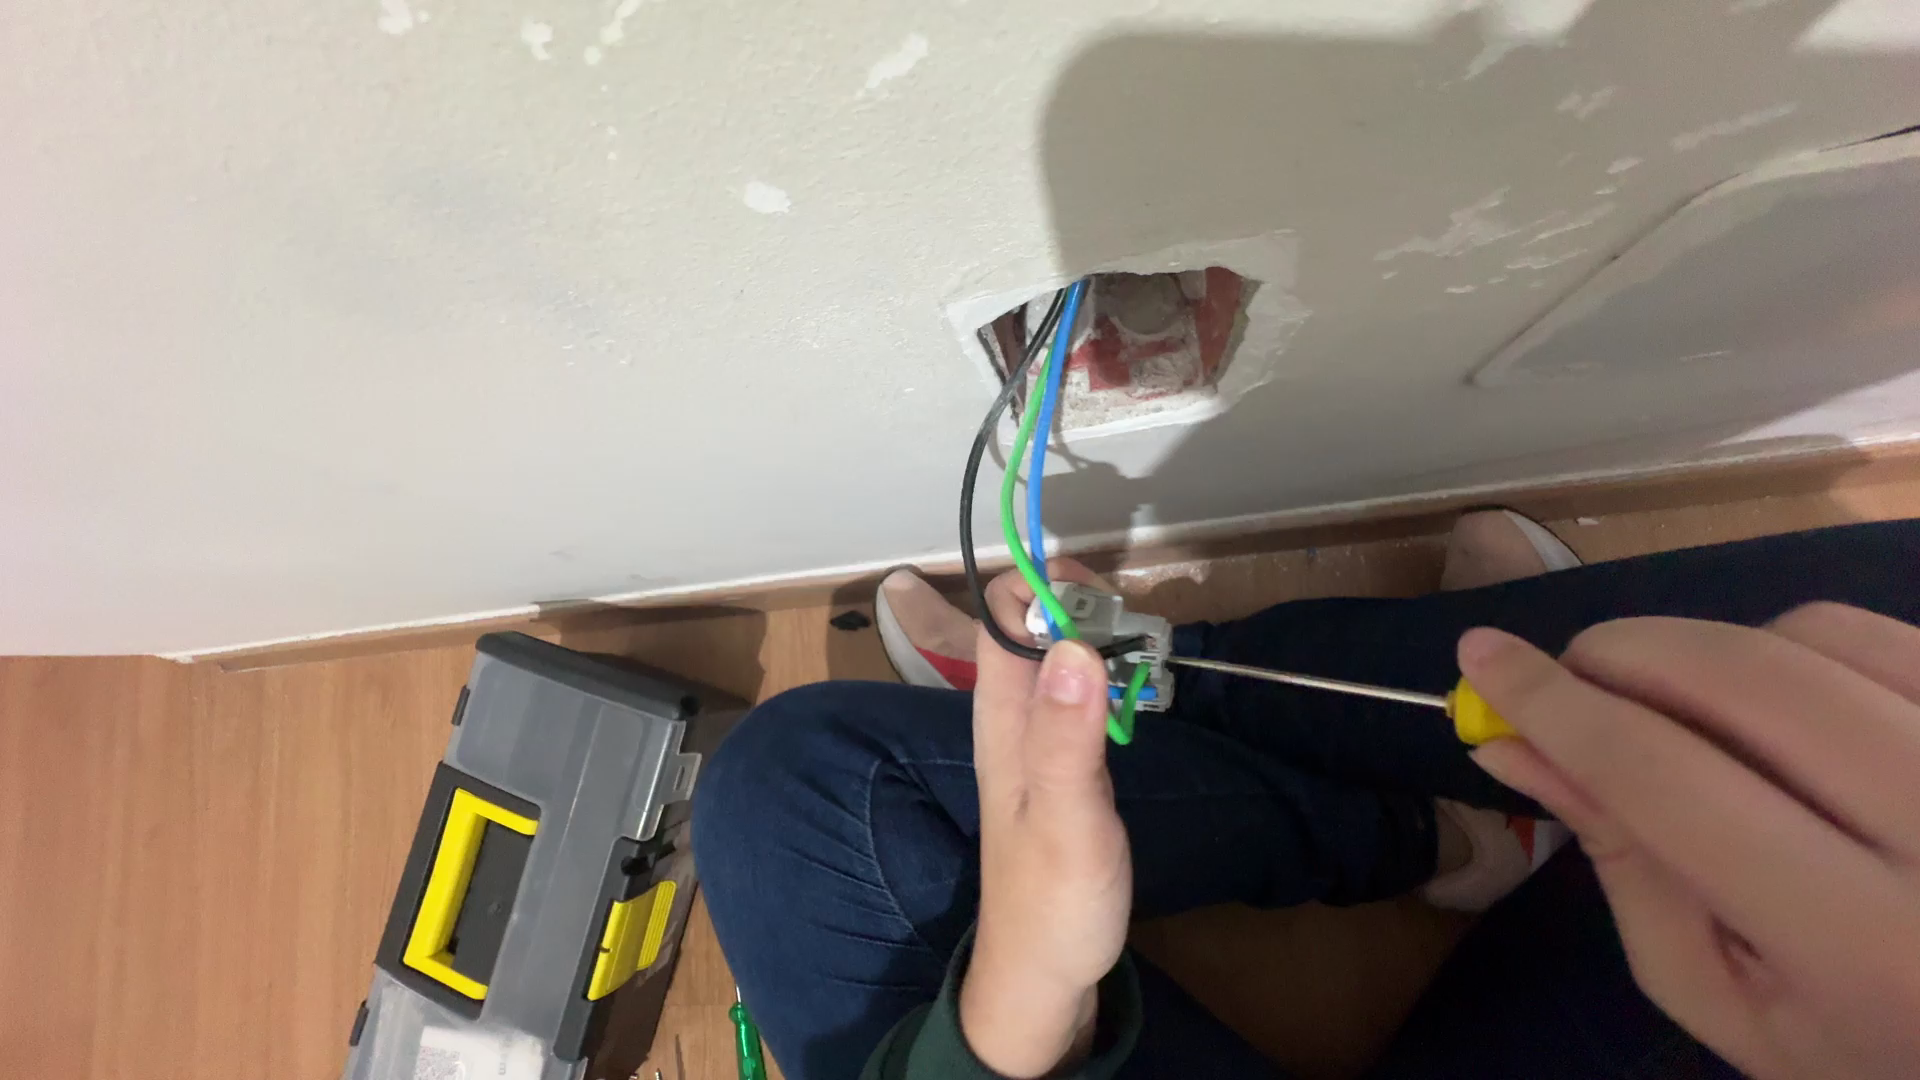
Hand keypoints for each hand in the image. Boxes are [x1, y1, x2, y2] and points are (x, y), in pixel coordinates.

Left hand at [959, 560, 1131, 1077]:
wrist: (1045, 968)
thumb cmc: (1052, 898)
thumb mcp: (1064, 817)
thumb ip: (1065, 736)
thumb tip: (1074, 644)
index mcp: (1001, 712)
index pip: (1002, 613)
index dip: (1043, 586)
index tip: (1102, 598)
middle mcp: (1014, 709)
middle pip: (1033, 622)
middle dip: (1081, 603)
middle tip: (1136, 627)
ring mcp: (1039, 730)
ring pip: (1060, 651)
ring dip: (1100, 633)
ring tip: (1148, 650)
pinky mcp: (1065, 751)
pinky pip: (1081, 686)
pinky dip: (1110, 669)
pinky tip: (1141, 683)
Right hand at [1460, 604, 1919, 1079]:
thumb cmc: (1860, 1046)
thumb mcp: (1710, 983)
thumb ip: (1611, 852)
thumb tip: (1503, 742)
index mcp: (1869, 948)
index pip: (1658, 772)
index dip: (1549, 700)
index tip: (1477, 653)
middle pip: (1743, 676)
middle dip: (1617, 653)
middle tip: (1575, 676)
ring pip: (1813, 634)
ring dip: (1706, 652)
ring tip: (1696, 712)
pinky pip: (1883, 632)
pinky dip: (1796, 646)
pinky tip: (1789, 710)